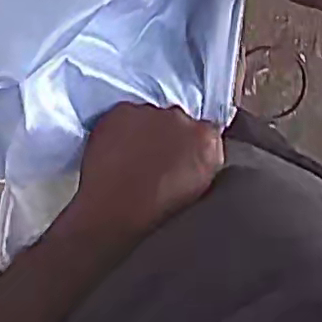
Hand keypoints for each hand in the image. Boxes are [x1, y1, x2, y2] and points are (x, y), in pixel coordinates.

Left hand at [59, 103, 222, 241]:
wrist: (112, 207)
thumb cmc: (155, 212)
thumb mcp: (195, 192)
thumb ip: (201, 163)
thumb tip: (195, 155)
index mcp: (206, 141)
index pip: (208, 132)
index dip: (194, 145)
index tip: (183, 157)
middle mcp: (181, 118)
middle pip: (179, 120)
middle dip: (170, 135)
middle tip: (157, 161)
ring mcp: (150, 111)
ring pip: (151, 116)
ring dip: (146, 131)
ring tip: (134, 159)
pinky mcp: (123, 109)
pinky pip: (127, 115)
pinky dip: (123, 127)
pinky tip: (117, 149)